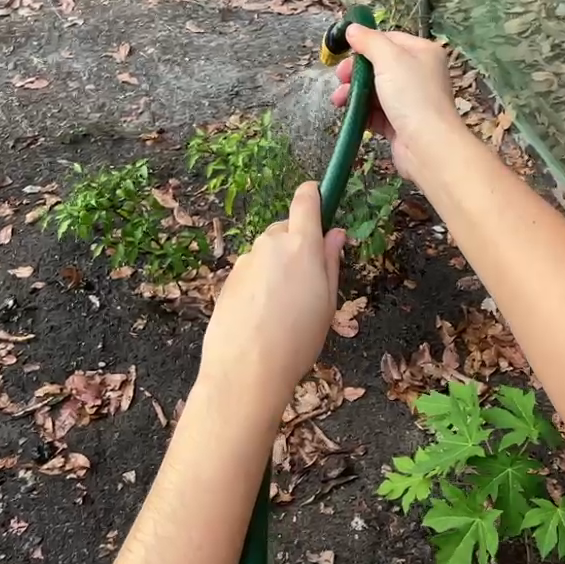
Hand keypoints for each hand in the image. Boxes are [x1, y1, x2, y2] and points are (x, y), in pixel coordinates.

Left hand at [198, 181, 344, 404]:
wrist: (247, 369)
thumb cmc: (297, 339)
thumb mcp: (327, 302)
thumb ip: (331, 262)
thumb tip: (336, 233)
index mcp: (301, 244)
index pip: (306, 200)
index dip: (314, 194)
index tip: (319, 196)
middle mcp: (270, 244)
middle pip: (286, 229)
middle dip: (297, 245)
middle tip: (308, 283)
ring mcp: (246, 260)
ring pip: (268, 253)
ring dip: (277, 268)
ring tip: (284, 309)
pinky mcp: (229, 279)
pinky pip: (252, 272)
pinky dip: (260, 285)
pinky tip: (263, 316)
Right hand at [330, 24, 464, 179]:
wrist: (427, 145)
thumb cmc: (412, 96)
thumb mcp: (389, 59)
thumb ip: (369, 41)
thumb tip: (353, 28)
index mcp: (422, 52)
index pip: (389, 40)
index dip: (366, 44)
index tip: (344, 52)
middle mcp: (418, 74)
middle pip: (379, 66)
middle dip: (355, 72)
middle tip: (340, 78)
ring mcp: (409, 101)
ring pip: (374, 91)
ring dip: (353, 93)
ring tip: (338, 100)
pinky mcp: (399, 124)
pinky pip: (376, 113)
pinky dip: (361, 113)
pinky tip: (349, 114)